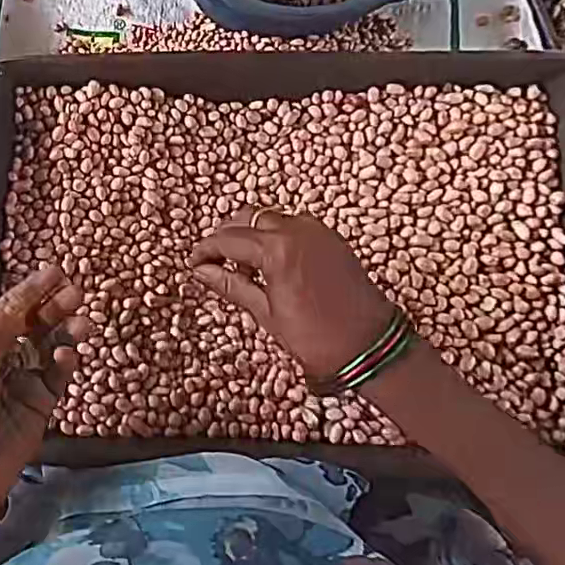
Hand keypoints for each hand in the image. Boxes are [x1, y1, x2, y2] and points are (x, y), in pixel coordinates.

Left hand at [0, 265, 88, 510]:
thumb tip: (20, 301)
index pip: (7, 312)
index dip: (29, 292)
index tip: (53, 272)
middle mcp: (2, 360)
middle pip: (32, 326)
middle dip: (52, 307)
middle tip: (74, 291)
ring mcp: (22, 382)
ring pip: (49, 348)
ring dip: (64, 331)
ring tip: (81, 319)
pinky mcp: (40, 405)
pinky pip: (57, 377)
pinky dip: (65, 363)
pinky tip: (68, 355)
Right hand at [187, 207, 395, 379]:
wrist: (370, 346)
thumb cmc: (319, 337)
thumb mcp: (265, 312)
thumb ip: (230, 285)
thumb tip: (202, 271)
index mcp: (277, 250)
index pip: (227, 240)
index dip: (205, 250)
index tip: (194, 262)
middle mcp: (297, 231)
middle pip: (246, 219)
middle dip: (225, 238)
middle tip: (212, 262)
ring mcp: (317, 232)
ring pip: (269, 218)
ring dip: (249, 234)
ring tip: (241, 267)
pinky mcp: (331, 239)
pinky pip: (292, 225)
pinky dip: (274, 236)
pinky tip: (269, 263)